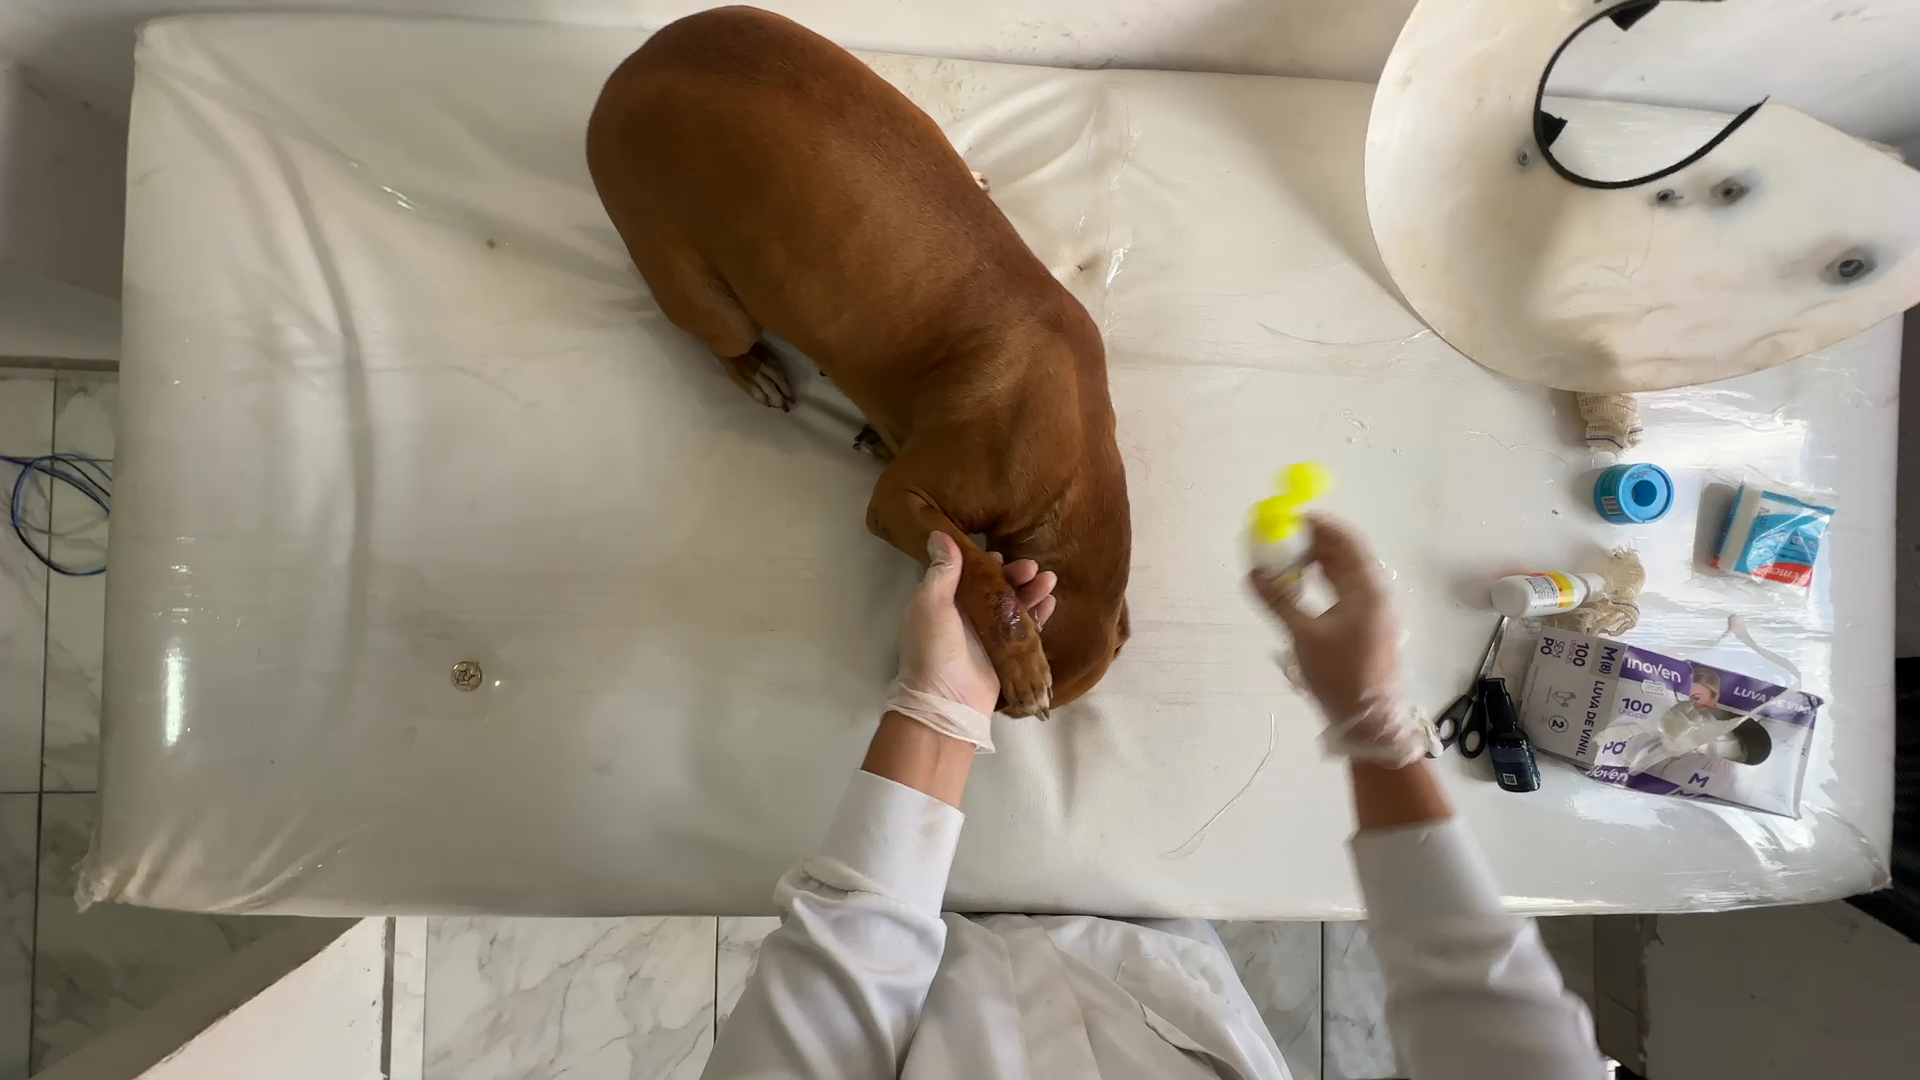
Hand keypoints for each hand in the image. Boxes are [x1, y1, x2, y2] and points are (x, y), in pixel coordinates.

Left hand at [899, 532, 1056, 715]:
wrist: (945, 700)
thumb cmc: (932, 647)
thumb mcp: (931, 603)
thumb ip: (941, 571)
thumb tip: (939, 534)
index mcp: (946, 602)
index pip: (970, 575)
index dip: (986, 563)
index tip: (999, 554)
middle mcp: (968, 616)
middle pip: (997, 589)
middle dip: (1016, 576)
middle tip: (1032, 567)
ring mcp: (989, 636)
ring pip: (1016, 607)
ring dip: (1032, 592)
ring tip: (1049, 580)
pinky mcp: (1007, 654)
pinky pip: (1027, 631)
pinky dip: (1039, 617)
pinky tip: (1050, 603)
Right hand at [1247, 513, 1402, 739]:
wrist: (1368, 720)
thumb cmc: (1339, 675)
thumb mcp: (1303, 635)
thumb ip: (1277, 600)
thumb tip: (1252, 573)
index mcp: (1368, 591)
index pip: (1347, 542)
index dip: (1320, 526)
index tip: (1291, 519)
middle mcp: (1375, 595)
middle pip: (1346, 555)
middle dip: (1313, 542)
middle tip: (1281, 539)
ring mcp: (1373, 611)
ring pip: (1343, 573)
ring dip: (1315, 562)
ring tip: (1283, 560)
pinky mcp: (1366, 625)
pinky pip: (1342, 590)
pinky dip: (1320, 581)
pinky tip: (1299, 585)